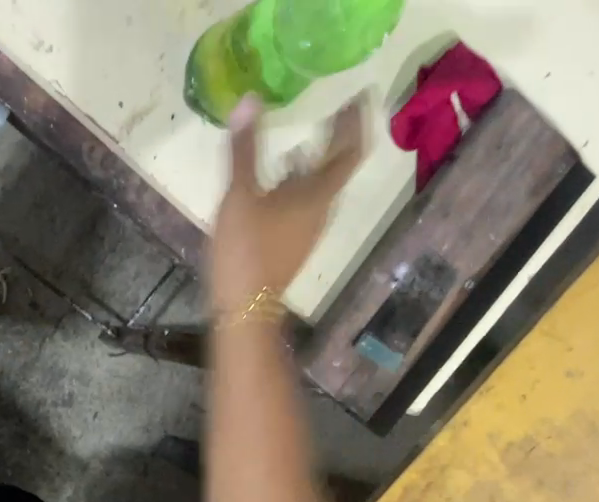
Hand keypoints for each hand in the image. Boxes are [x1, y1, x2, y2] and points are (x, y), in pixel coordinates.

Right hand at [208, 94, 366, 319]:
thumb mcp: (240, 196)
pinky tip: (278, 182)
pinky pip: (303, 204)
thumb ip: (244, 151)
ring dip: (314, 163)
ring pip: (319, 187)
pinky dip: (297, 184)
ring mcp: (308, 230)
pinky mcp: (292, 244)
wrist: (245, 308)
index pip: (349, 149)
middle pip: (337, 167)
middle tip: (332, 110)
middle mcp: (321, 209)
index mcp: (316, 194)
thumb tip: (249, 101)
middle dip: (335, 138)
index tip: (357, 96)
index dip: (355, 121)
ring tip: (301, 141)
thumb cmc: (246, 250)